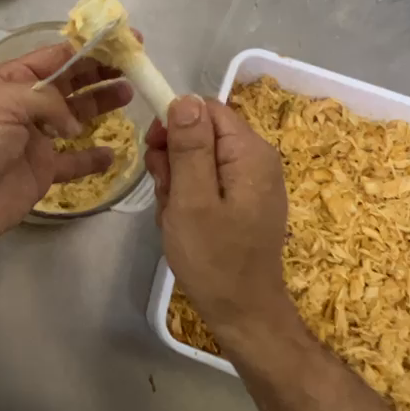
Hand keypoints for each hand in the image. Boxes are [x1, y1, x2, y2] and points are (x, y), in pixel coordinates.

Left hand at [0, 43, 133, 251]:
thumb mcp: (1, 101)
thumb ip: (45, 100)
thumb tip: (71, 123)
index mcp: (8, 82)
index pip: (53, 58)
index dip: (88, 49)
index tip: (122, 42)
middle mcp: (22, 107)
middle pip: (68, 85)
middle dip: (99, 73)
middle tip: (134, 66)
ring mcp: (33, 141)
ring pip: (74, 119)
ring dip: (100, 106)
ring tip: (130, 95)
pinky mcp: (40, 173)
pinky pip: (73, 164)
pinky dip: (93, 158)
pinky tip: (115, 152)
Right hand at [145, 95, 295, 344]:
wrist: (242, 311)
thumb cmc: (214, 258)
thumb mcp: (191, 199)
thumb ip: (189, 147)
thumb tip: (184, 98)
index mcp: (250, 153)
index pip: (206, 110)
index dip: (174, 124)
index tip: (153, 153)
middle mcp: (257, 160)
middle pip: (202, 134)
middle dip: (173, 160)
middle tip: (165, 195)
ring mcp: (251, 183)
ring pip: (198, 161)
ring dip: (176, 184)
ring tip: (173, 216)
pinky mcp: (243, 203)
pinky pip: (206, 184)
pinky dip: (187, 200)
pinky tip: (182, 225)